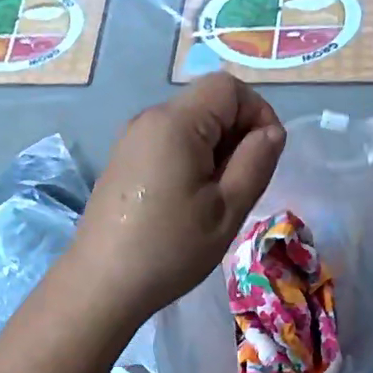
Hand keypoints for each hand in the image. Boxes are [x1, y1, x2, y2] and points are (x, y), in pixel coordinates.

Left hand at [68, 74, 284, 323]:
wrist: (102, 284)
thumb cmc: (170, 249)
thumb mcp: (227, 210)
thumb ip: (256, 162)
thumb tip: (271, 132)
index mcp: (175, 123)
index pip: (229, 88)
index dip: (258, 114)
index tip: (265, 159)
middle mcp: (147, 120)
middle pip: (207, 104)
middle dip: (235, 135)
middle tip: (239, 187)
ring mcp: (129, 141)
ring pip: (187, 126)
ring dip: (212, 152)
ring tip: (212, 200)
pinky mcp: (120, 162)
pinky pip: (165, 145)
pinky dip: (187, 161)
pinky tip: (184, 203)